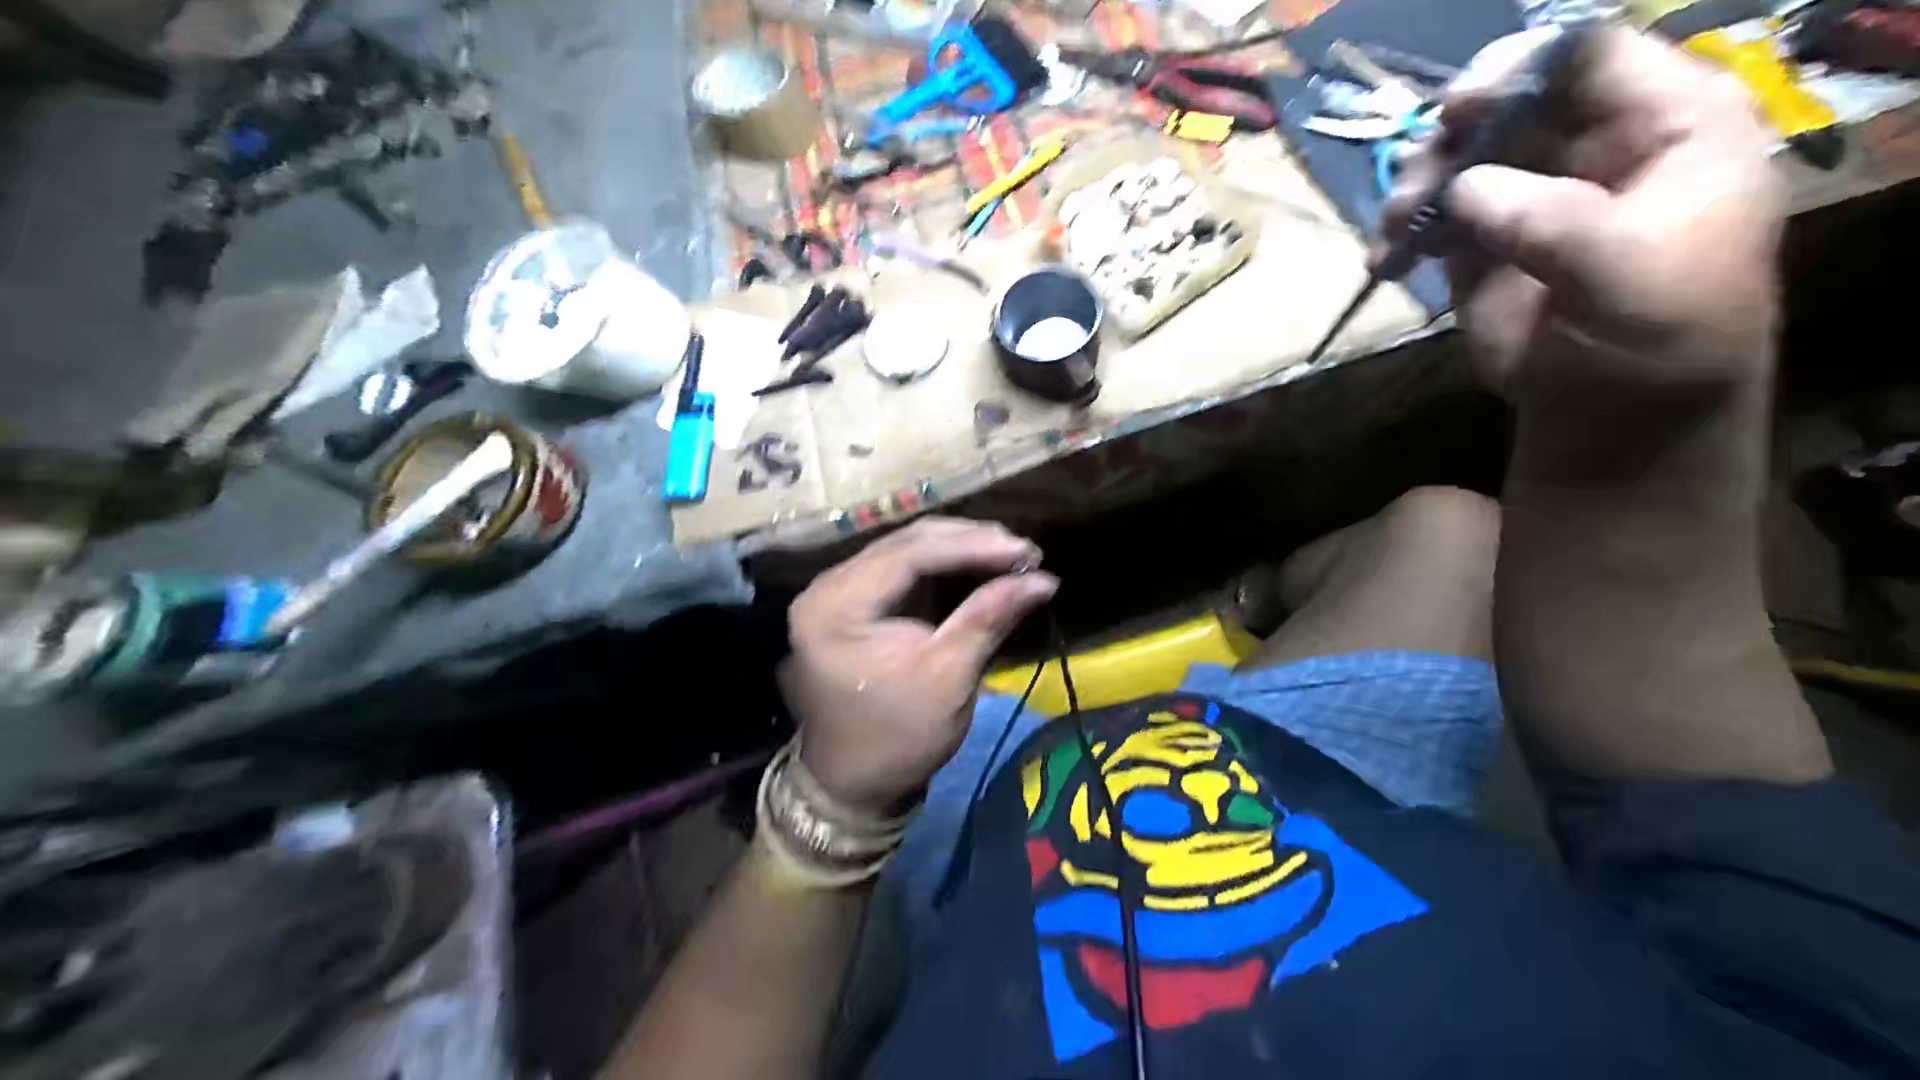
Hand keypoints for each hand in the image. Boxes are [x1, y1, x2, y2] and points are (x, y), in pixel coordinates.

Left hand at [779, 517, 1058, 813]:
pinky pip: (905, 570)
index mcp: (835, 605)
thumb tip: (1045, 580)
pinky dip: (947, 567)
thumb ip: (988, 618)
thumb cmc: (897, 737)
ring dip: (961, 550)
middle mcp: (829, 586)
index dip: (971, 546)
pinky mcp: (859, 602)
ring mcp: (841, 591)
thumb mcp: (948, 678)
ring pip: (908, 551)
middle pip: (906, 544)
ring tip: (1012, 556)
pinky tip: (982, 566)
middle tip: (1026, 552)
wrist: (854, 783)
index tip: (1026, 550)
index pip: (908, 554)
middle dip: (969, 542)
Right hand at [1390, 27, 1783, 411]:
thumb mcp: (1625, 275)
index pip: (1589, 58)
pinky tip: (1386, 262)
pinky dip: (1399, 235)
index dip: (1520, 69)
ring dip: (1415, 189)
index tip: (1456, 110)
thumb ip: (1556, 223)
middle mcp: (1590, 147)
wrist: (1614, 405)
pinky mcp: (1479, 241)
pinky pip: (1430, 218)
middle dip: (1451, 138)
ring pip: (1459, 160)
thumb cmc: (1656, 335)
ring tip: (1394, 233)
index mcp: (1662, 126)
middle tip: (1415, 188)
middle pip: (1508, 105)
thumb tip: (1464, 192)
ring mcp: (1527, 195)